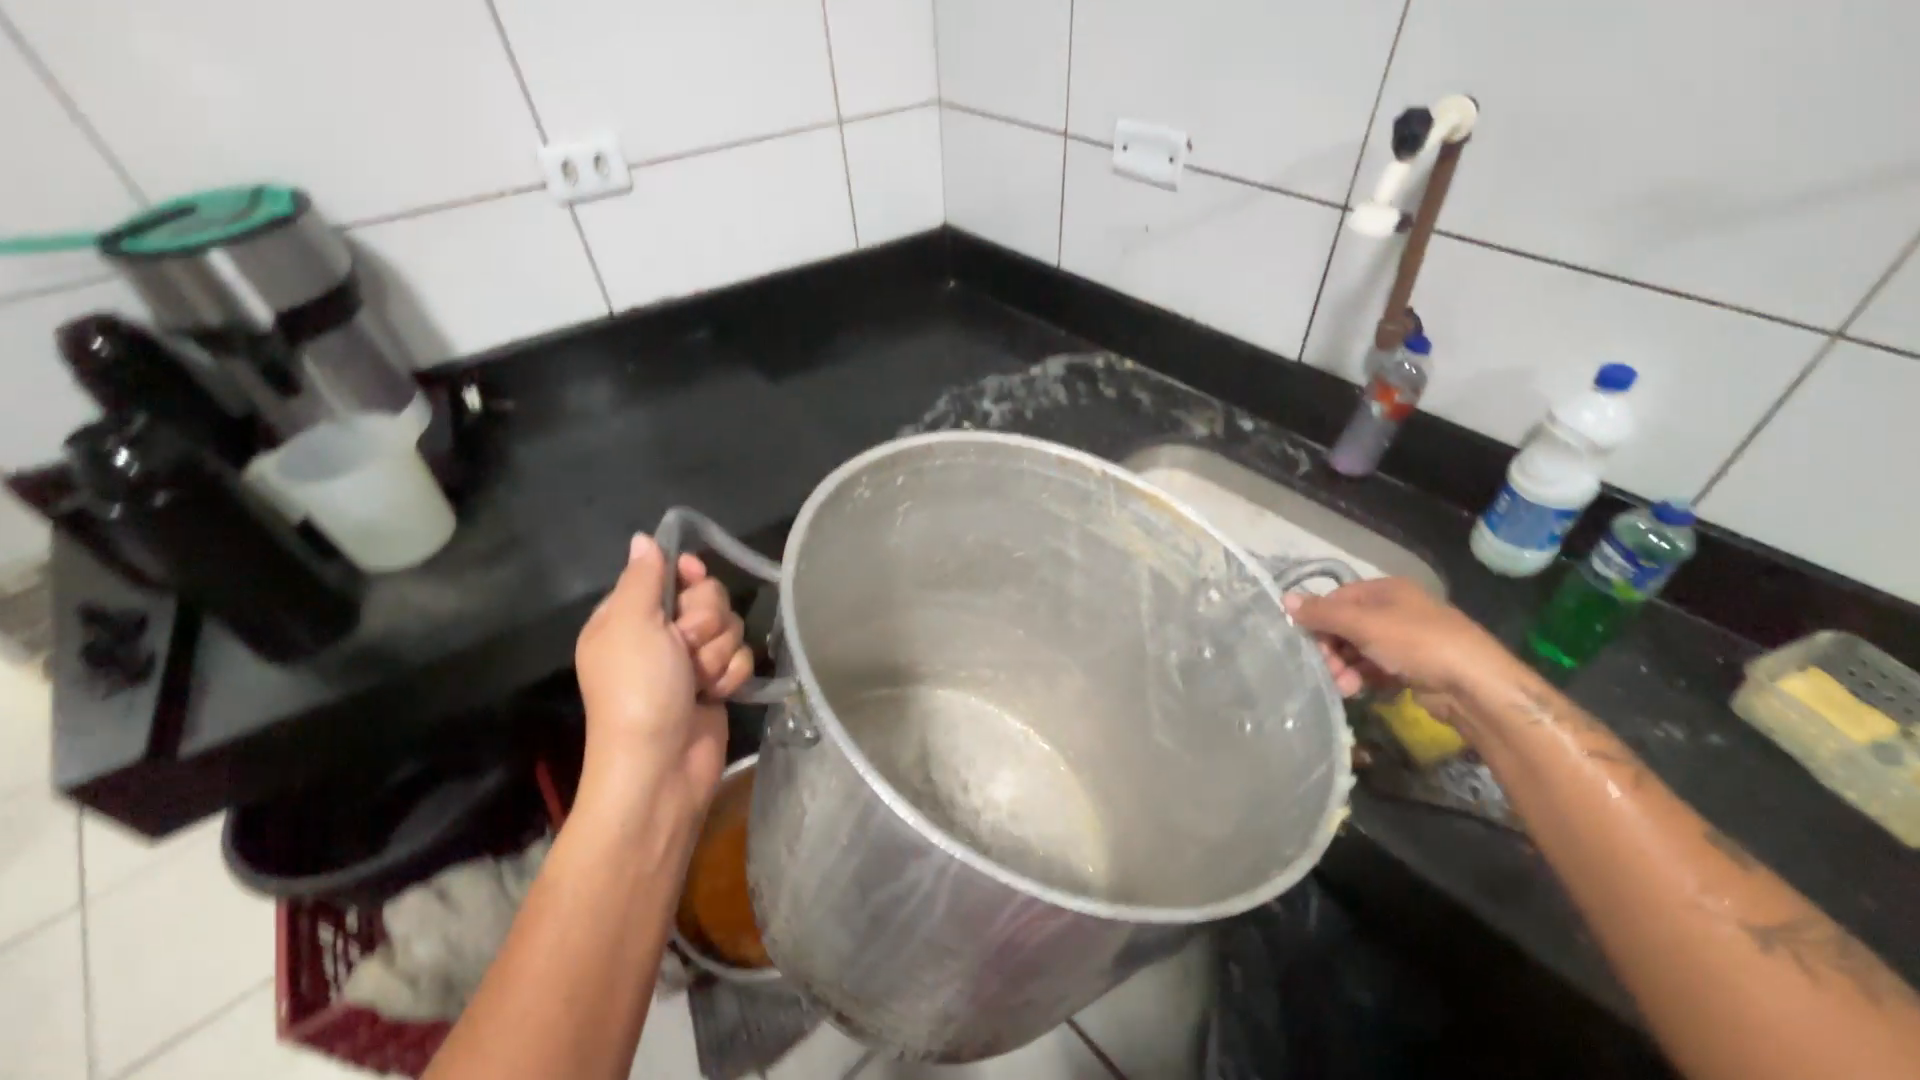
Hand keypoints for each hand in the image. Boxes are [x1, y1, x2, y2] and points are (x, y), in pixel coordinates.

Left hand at [573, 535, 752, 809]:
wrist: (661, 765)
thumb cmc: (638, 690)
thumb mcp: (631, 623)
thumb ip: (643, 577)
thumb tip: (643, 539)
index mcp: (627, 616)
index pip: (668, 572)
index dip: (688, 574)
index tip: (694, 580)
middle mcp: (658, 635)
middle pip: (707, 597)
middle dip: (705, 620)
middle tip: (685, 645)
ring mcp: (689, 661)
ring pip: (729, 627)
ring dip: (717, 652)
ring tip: (698, 679)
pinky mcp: (715, 684)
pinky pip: (739, 658)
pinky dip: (731, 675)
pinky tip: (715, 694)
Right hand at [1283, 578, 1525, 731]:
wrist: (1474, 684)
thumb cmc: (1416, 643)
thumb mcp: (1365, 624)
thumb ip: (1323, 613)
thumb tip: (1285, 599)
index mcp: (1385, 591)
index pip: (1337, 600)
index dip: (1318, 620)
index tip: (1305, 644)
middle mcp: (1395, 611)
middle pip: (1346, 627)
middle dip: (1331, 650)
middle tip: (1325, 671)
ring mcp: (1405, 641)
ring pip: (1359, 651)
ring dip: (1345, 668)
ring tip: (1344, 687)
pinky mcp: (1412, 668)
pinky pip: (1376, 669)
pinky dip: (1364, 679)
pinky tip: (1359, 691)